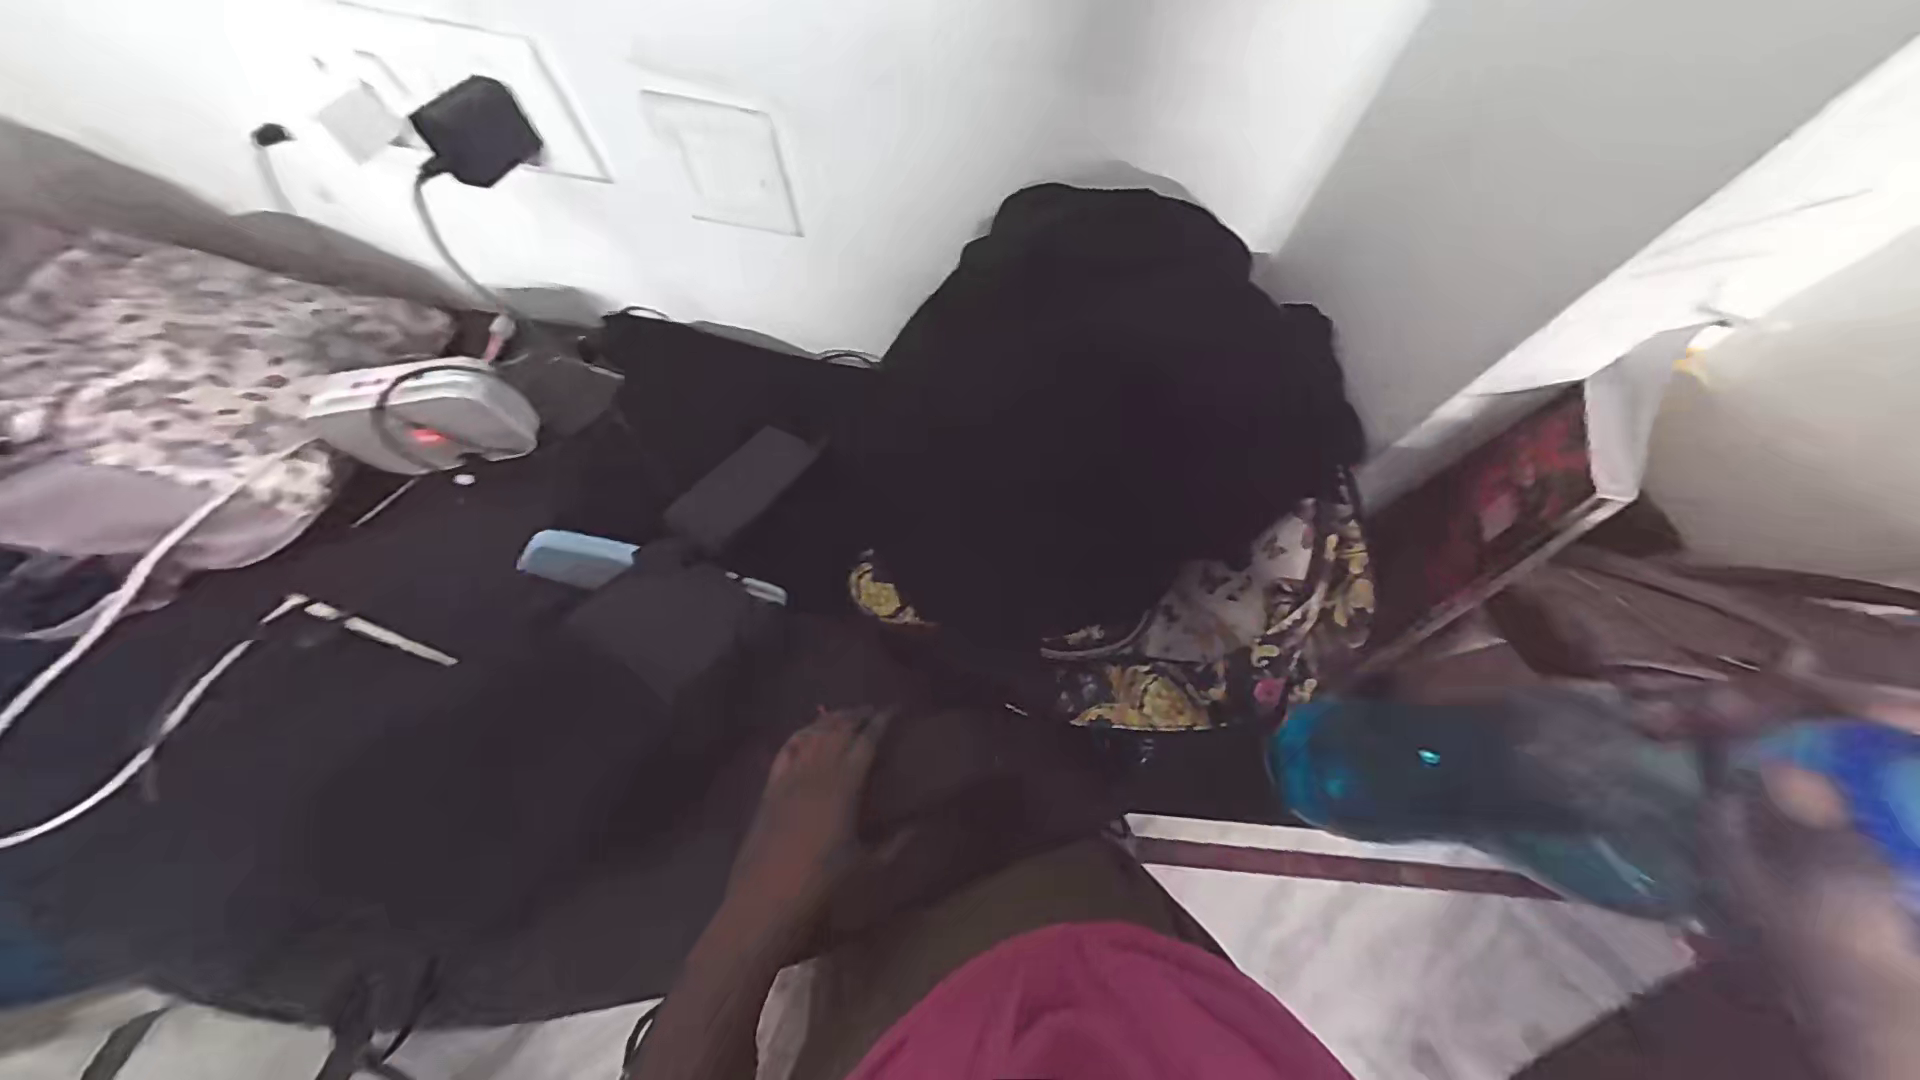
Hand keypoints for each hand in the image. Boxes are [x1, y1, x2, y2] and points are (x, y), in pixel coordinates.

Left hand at [721, 707, 892, 939]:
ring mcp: (790, 778)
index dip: (881, 722)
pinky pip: (786, 750)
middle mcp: (818, 773)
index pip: (867, 741)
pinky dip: (799, 734)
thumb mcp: (868, 869)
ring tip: (844, 715)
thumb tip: (917, 827)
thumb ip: (895, 845)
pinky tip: (806, 732)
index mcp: (845, 786)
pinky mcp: (769, 790)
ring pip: (812, 734)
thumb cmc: (822, 888)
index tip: (894, 711)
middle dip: (856, 714)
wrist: (764, 905)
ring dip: (830, 719)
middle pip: (838, 729)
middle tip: (871, 710)